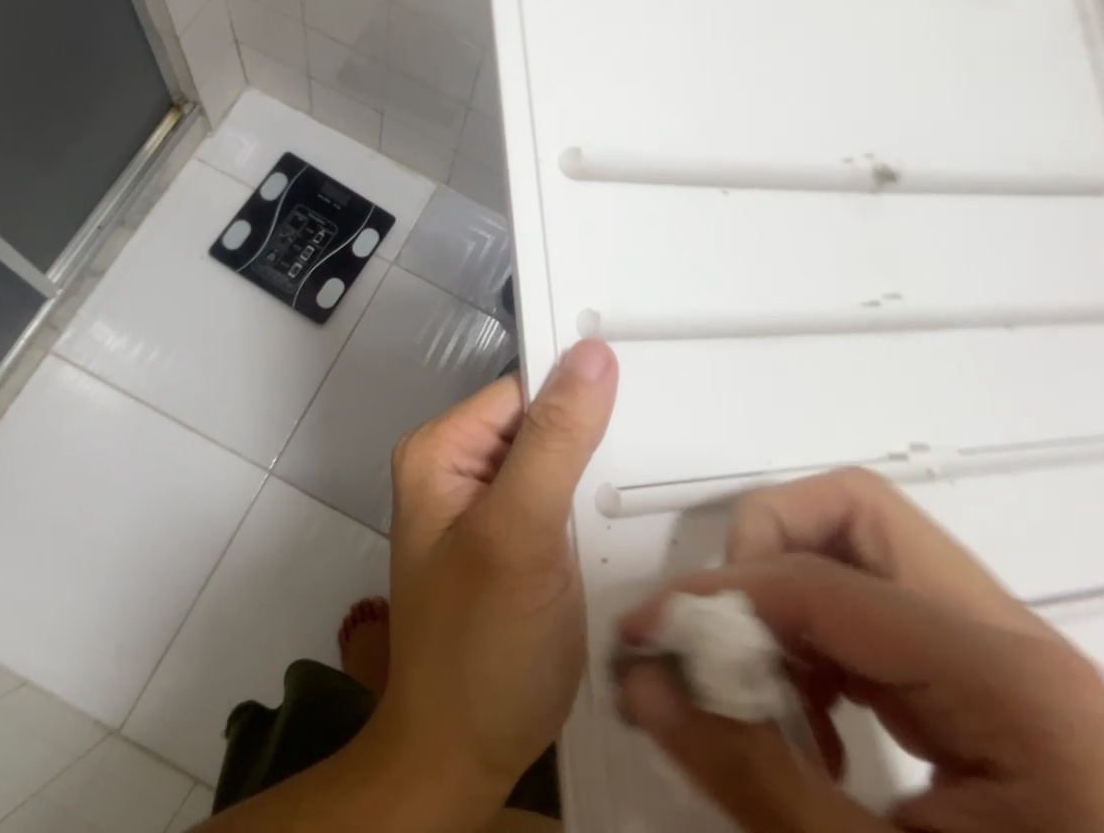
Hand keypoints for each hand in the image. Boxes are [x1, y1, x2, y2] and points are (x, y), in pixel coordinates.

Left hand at [367, 339, 618, 822]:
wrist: (466, 750)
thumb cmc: (482, 646)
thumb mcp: (518, 532)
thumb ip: (556, 441)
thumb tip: (591, 354)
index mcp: (442, 452)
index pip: (525, 390)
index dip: (582, 394)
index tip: (648, 402)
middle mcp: (461, 472)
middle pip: (545, 425)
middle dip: (599, 440)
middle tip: (661, 459)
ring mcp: (491, 512)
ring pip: (563, 466)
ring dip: (605, 480)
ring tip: (655, 495)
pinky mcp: (520, 547)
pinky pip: (567, 507)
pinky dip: (600, 514)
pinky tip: (632, 529)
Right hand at [616, 468, 1103, 832]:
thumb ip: (752, 773)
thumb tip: (643, 683)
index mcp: (1007, 682)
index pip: (822, 583)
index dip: (715, 595)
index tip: (642, 636)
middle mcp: (1013, 641)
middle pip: (858, 515)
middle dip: (762, 554)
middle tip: (712, 633)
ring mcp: (1005, 658)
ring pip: (864, 556)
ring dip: (785, 603)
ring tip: (754, 695)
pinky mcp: (988, 685)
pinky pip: (878, 617)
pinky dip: (816, 644)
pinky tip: (806, 728)